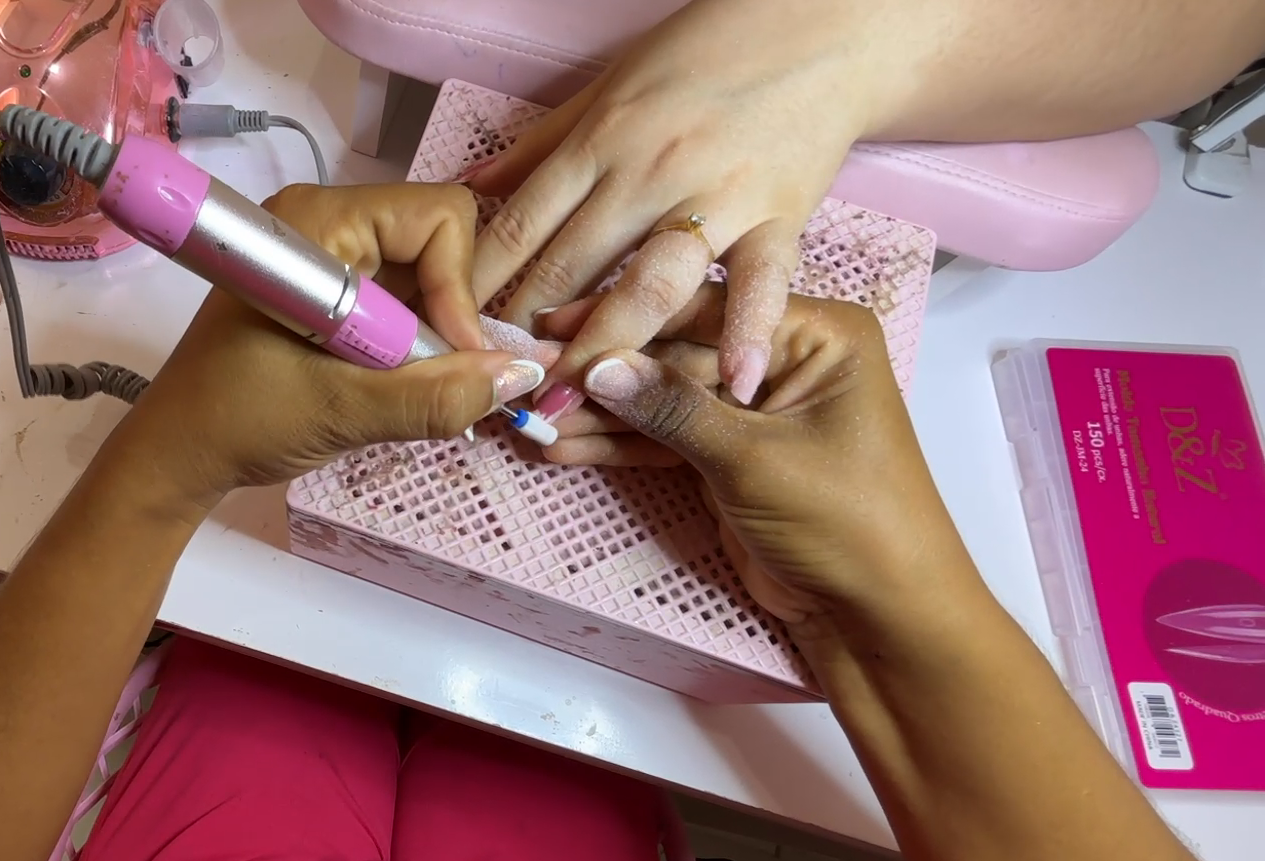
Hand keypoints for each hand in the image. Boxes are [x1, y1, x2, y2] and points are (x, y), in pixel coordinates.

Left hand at [114, 183, 547, 506]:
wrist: (180, 453)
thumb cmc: (239, 422)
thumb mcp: (340, 411)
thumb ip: (432, 397)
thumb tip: (518, 377)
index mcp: (318, 224)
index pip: (438, 219)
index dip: (460, 290)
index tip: (451, 363)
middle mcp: (326, 225)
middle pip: (436, 246)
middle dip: (447, 318)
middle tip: (432, 382)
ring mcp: (325, 261)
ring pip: (421, 282)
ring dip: (427, 341)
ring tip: (401, 391)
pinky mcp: (326, 296)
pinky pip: (397, 306)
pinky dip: (407, 350)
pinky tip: (386, 386)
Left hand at [468, 0, 897, 405]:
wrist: (830, 18)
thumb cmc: (701, 56)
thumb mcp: (604, 90)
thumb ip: (535, 149)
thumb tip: (469, 190)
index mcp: (598, 142)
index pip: (519, 228)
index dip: (478, 289)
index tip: (454, 336)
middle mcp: (648, 171)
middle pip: (570, 265)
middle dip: (526, 332)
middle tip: (498, 382)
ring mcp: (717, 196)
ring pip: (648, 284)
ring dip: (603, 346)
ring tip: (569, 398)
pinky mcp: (780, 215)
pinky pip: (761, 282)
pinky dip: (750, 333)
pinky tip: (734, 387)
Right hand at [573, 285, 980, 628]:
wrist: (871, 610)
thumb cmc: (840, 518)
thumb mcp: (751, 456)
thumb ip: (670, 408)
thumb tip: (595, 368)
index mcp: (810, 333)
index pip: (699, 311)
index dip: (621, 322)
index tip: (551, 331)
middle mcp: (776, 360)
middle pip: (670, 358)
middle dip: (600, 379)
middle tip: (532, 384)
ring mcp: (745, 410)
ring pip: (657, 402)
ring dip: (597, 418)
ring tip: (533, 424)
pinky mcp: (721, 453)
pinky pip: (659, 439)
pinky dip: (616, 447)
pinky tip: (563, 449)